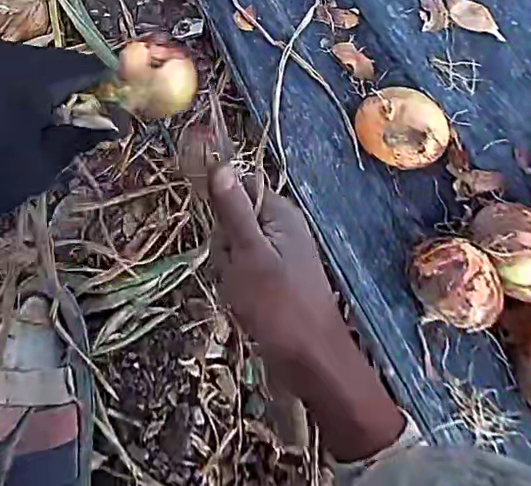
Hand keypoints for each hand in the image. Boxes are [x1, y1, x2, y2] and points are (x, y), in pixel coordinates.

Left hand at [0, 42, 111, 255]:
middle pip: (68, 62)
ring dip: (58, 88)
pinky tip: (25, 117)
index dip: (112, 89)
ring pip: (43, 64)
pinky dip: (33, 86)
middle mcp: (15, 55)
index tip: (120, 113)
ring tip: (56, 125)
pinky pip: (18, 68)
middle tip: (89, 125)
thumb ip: (81, 137)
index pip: (92, 68)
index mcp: (35, 77)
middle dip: (85, 89)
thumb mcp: (38, 167)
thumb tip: (119, 122)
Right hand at [207, 164, 405, 461]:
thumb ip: (234, 210)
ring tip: (240, 292)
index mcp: (281, 213)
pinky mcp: (277, 281)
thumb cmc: (280, 305)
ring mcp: (281, 255)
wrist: (314, 365)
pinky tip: (244, 305)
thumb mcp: (249, 253)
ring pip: (236, 248)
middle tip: (234, 269)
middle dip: (224, 244)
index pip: (241, 186)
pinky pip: (245, 271)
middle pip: (235, 218)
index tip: (216, 230)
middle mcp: (283, 228)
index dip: (221, 203)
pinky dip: (238, 286)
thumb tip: (220, 165)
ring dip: (229, 269)